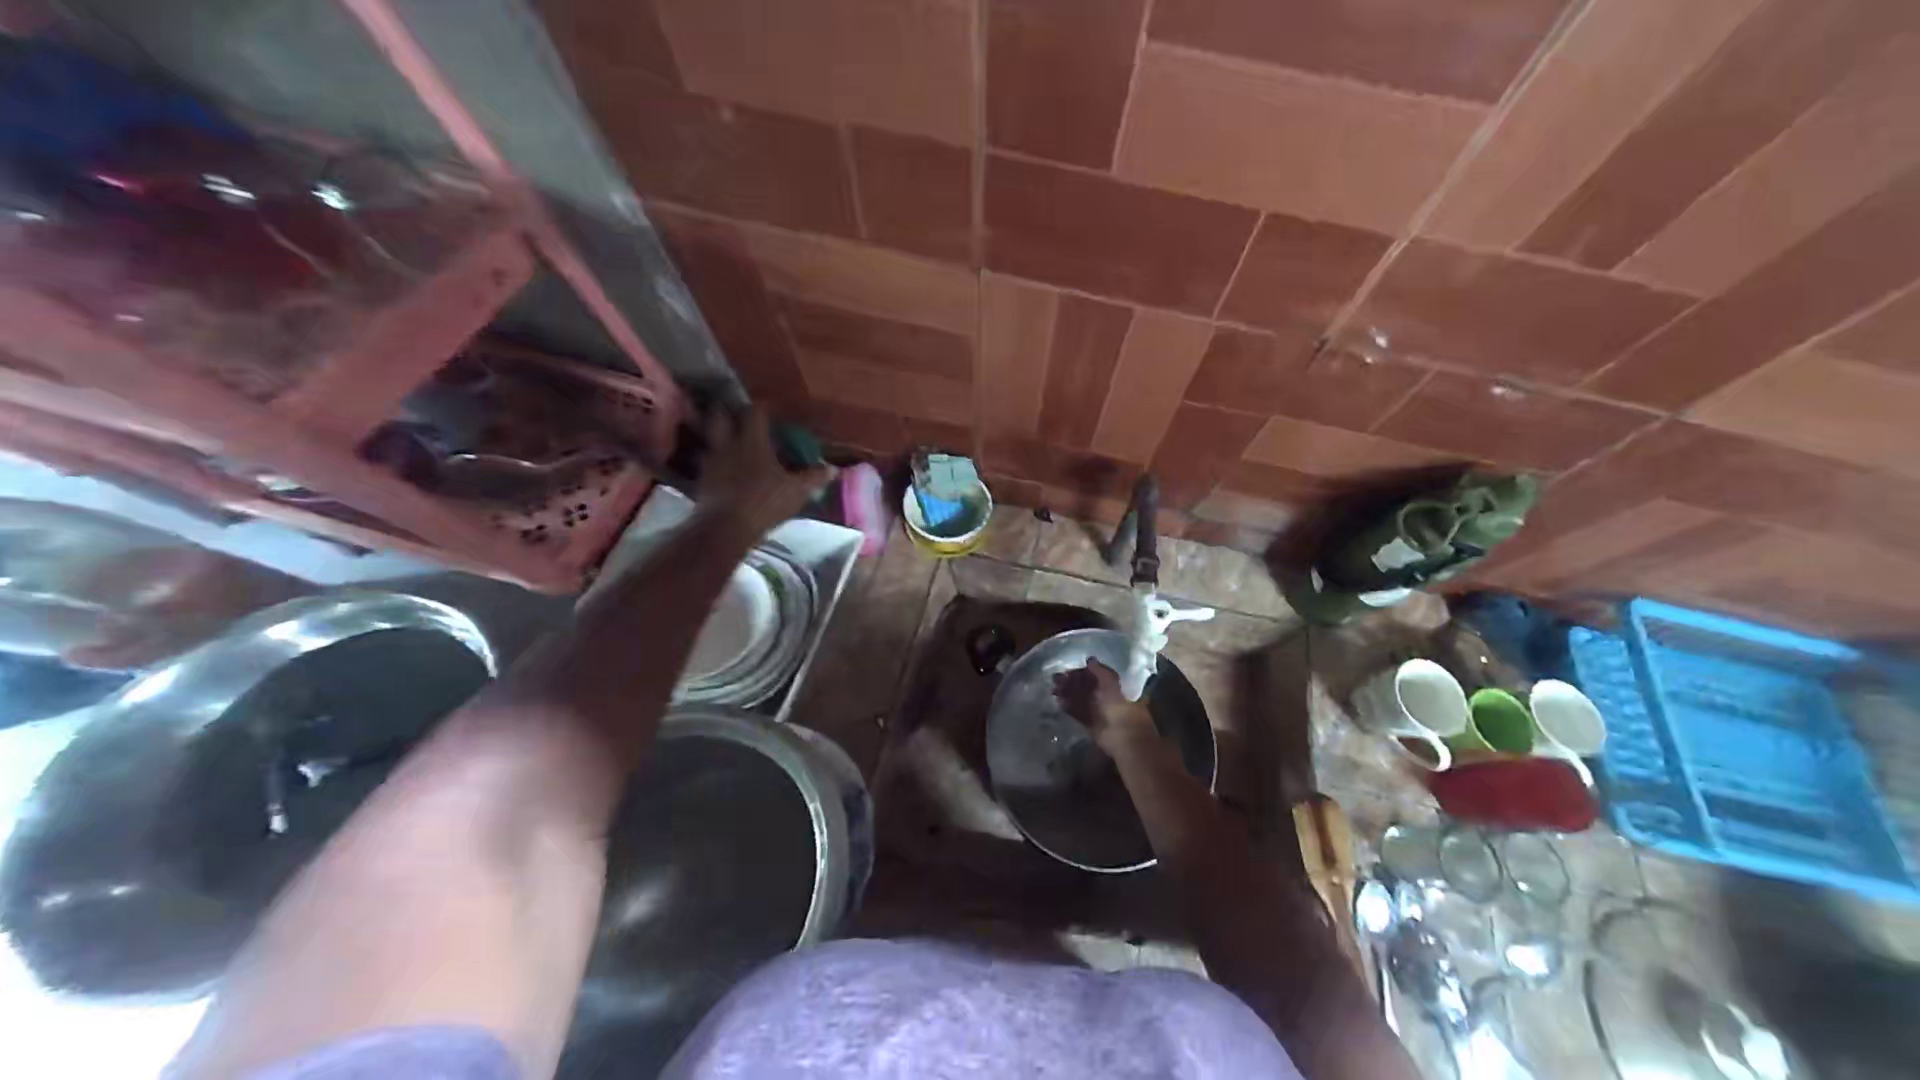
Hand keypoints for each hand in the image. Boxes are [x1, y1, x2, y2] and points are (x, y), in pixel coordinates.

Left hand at [695, 406, 834, 538]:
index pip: (755, 412)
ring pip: (710, 440)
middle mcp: (727, 446)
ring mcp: (710, 463)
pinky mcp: (700, 482)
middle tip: (738, 416)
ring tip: (730, 444)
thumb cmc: (764, 503)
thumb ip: (813, 478)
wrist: (724, 528)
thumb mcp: (796, 492)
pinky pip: (707, 464)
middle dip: (727, 412)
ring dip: (718, 438)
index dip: (762, 407)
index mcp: (752, 442)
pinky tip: (724, 471)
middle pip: (719, 416)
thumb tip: (832, 469)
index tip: (770, 408)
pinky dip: (715, 463)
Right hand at [1053, 658, 1155, 750]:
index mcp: (1115, 688)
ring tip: (1053, 690)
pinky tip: (1058, 703)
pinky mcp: (1092, 726)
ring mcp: (1099, 712)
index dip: (1083, 672)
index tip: (1069, 670)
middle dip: (1072, 682)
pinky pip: (1078, 714)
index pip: (1097, 676)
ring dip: (1067, 694)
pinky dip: (1068, 708)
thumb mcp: (1112, 687)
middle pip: (1087, 687)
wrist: (1125, 741)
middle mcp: (1107, 699)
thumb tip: (1090, 659)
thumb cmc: (1121, 711)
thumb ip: (1102, 673)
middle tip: (1055, 679)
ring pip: (1081, 700)